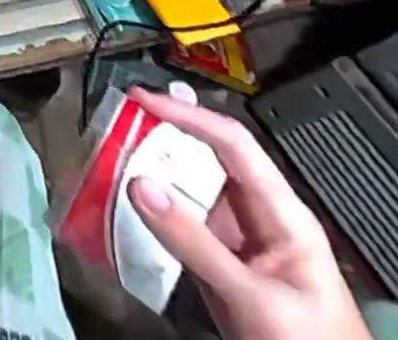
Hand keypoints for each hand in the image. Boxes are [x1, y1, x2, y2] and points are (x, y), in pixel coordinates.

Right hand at [127, 88, 371, 339]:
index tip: (143, 99)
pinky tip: (127, 205)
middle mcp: (257, 217)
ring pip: (189, 190)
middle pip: (207, 160)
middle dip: (164, 138)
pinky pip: (180, 224)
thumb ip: (195, 244)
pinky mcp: (218, 266)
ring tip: (114, 158)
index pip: (232, 143)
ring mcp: (237, 242)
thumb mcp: (255, 298)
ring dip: (154, 174)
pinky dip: (154, 211)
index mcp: (282, 213)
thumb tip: (138, 186)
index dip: (187, 114)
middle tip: (121, 123)